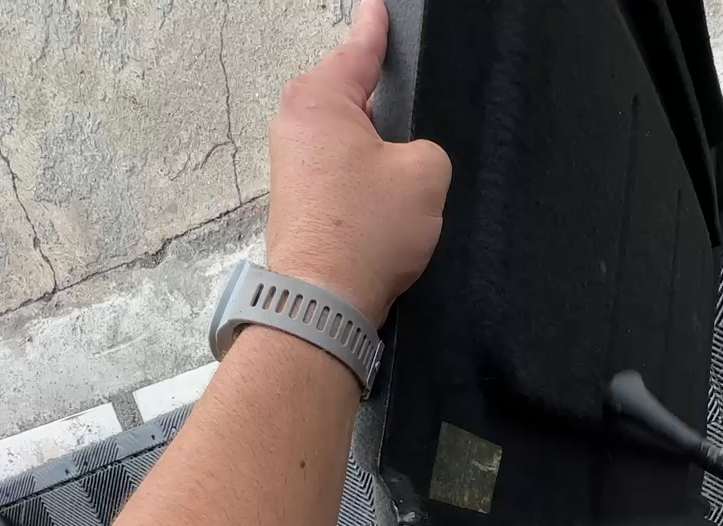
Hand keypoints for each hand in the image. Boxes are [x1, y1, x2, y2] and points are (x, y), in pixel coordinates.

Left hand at [265, 0, 450, 325]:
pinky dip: (366, 193)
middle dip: (385, 117)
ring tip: (401, 196)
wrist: (326, 298)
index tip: (377, 10)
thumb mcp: (426, 175)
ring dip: (378, 164)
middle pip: (354, 104)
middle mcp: (294, 127)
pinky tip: (384, 216)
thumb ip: (430, 150)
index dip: (375, 31)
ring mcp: (292, 168)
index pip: (357, 52)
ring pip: (351, 148)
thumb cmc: (368, 231)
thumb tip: (411, 163)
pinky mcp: (300, 206)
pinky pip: (342, 182)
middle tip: (413, 136)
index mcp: (318, 100)